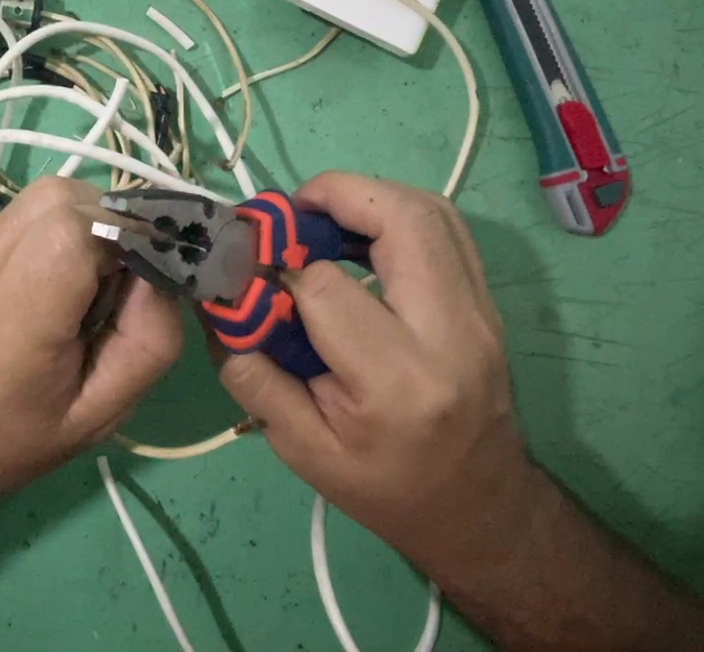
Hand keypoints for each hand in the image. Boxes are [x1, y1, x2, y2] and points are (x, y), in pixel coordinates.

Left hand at [0, 177, 182, 494]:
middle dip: (105, 223)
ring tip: (81, 278)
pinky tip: (46, 277)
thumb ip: (150, 338)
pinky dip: (51, 231)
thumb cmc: (28, 433)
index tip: (135, 277)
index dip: (118, 239)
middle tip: (113, 277)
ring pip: (42, 195)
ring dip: (81, 222)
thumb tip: (160, 259)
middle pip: (57, 199)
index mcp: (8, 328)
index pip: (68, 234)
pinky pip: (22, 213)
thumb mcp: (107, 411)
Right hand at [217, 172, 533, 567]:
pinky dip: (393, 213)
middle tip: (288, 214)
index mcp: (398, 382)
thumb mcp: (298, 446)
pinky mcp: (486, 301)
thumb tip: (217, 300)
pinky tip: (357, 235)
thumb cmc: (384, 486)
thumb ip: (250, 370)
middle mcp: (451, 333)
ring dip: (365, 197)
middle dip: (334, 194)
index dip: (278, 265)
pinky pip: (444, 228)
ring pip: (430, 210)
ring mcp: (481, 312)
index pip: (326, 285)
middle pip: (401, 219)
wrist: (481, 509)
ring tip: (319, 220)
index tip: (249, 267)